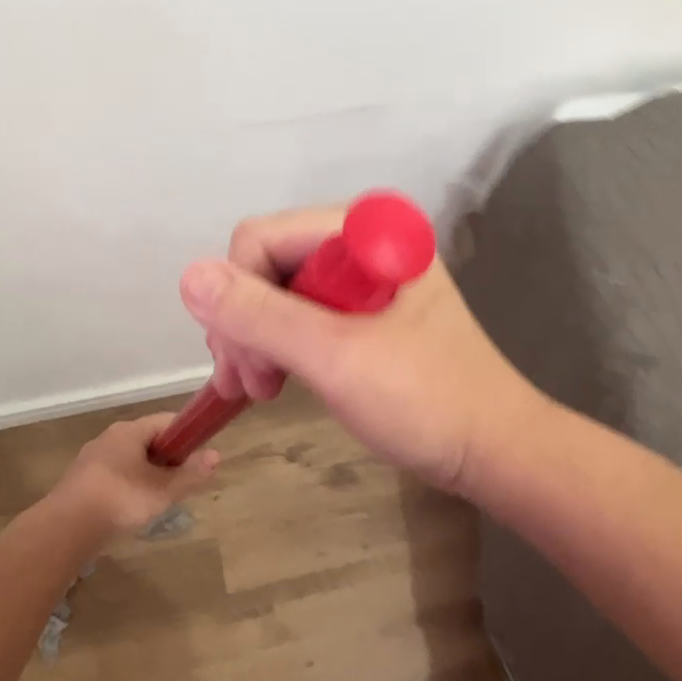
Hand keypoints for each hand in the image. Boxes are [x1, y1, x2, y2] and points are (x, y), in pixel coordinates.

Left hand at [49, 415, 219, 533]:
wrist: (67, 528)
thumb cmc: (121, 499)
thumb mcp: (163, 489)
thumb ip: (191, 473)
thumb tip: (216, 455)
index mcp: (129, 431)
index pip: (166, 421)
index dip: (188, 435)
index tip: (200, 456)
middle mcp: (109, 438)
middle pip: (149, 441)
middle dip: (170, 459)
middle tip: (184, 482)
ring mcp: (93, 460)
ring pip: (132, 460)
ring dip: (150, 475)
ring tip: (162, 499)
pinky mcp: (83, 481)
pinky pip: (116, 476)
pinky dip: (131, 486)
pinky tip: (135, 508)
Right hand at [179, 205, 544, 493]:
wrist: (493, 448)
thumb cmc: (424, 401)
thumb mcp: (335, 358)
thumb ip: (261, 316)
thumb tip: (188, 276)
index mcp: (367, 231)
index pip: (262, 239)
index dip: (236, 298)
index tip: (241, 365)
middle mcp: (365, 242)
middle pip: (269, 265)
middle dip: (245, 325)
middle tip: (246, 387)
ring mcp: (368, 280)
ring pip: (281, 294)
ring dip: (258, 342)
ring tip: (259, 393)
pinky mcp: (368, 315)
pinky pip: (306, 317)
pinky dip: (283, 349)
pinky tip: (278, 382)